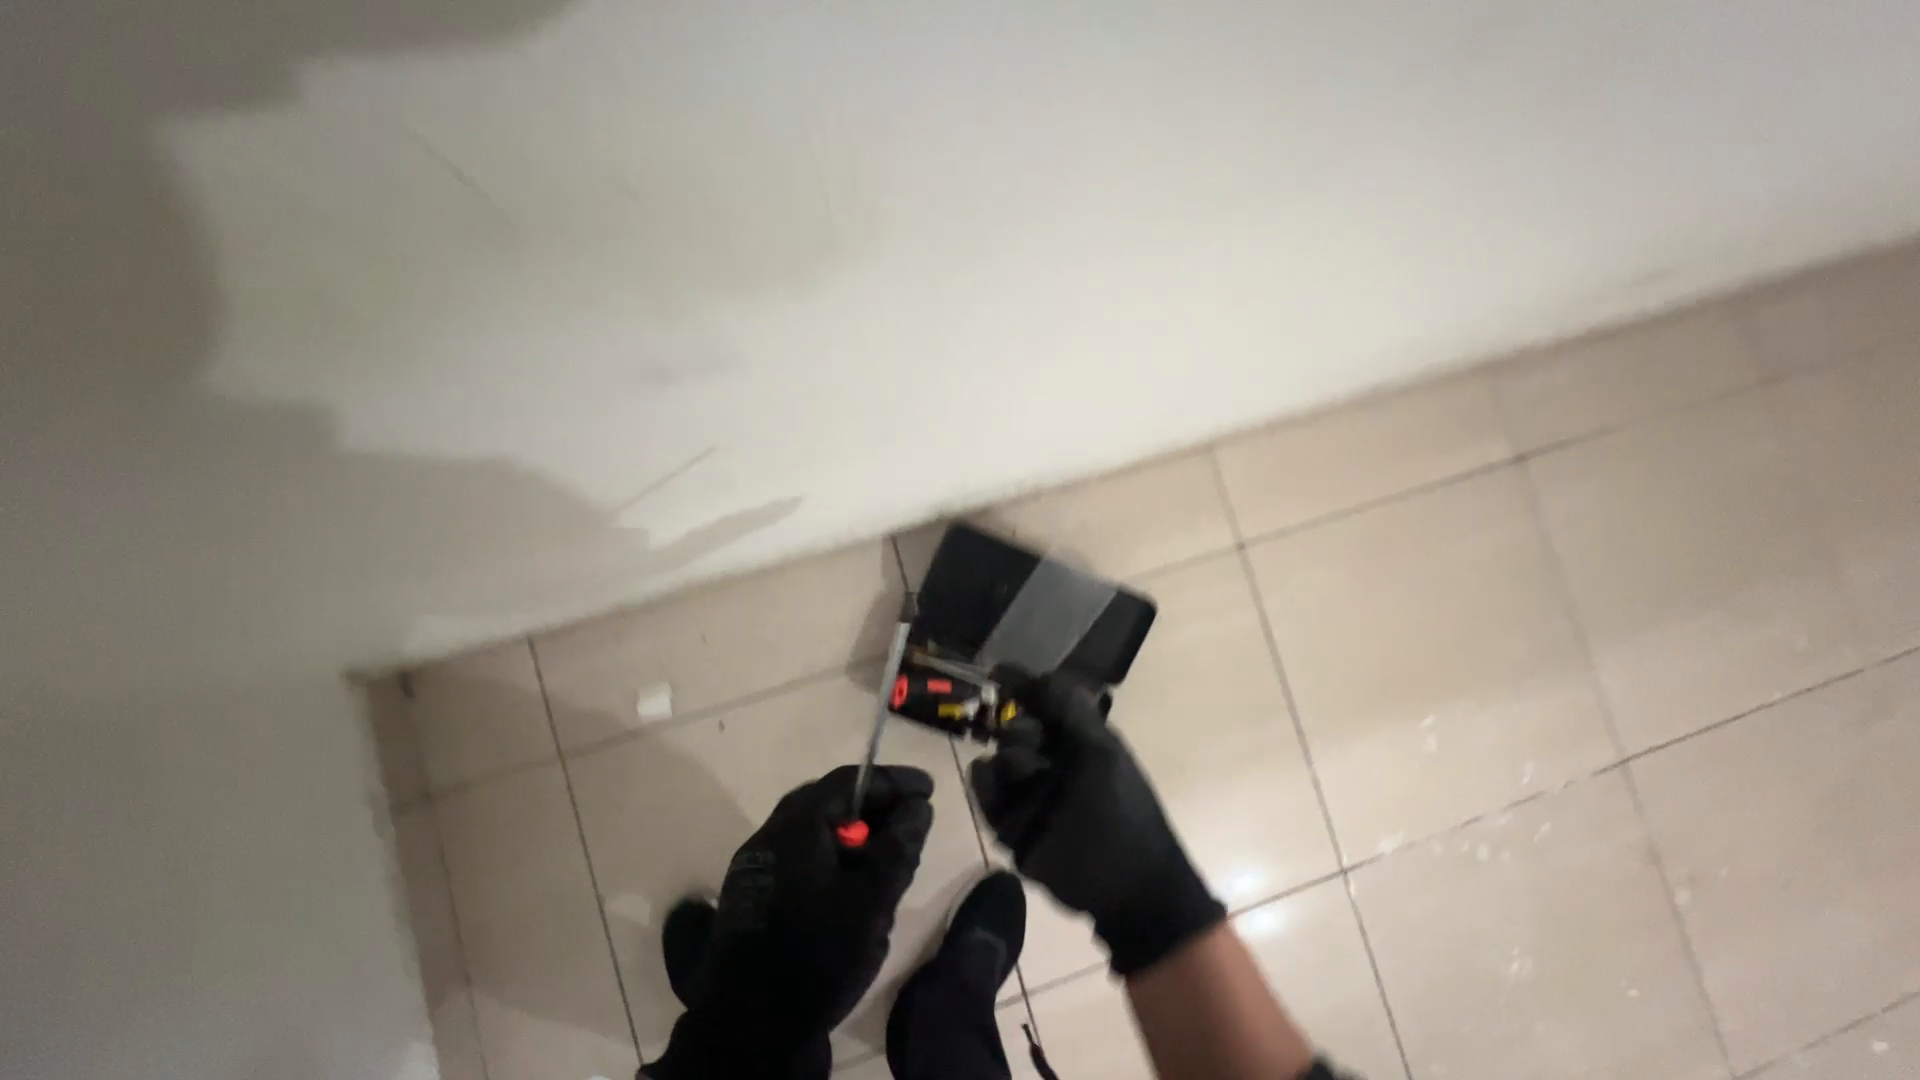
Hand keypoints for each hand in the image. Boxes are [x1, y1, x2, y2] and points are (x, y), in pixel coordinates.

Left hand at [650, 764, 933, 1076]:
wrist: (749, 1030)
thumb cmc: (816, 956)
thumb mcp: (871, 901)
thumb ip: (899, 847)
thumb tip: (917, 806)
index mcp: (795, 826)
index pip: (849, 780)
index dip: (892, 781)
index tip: (927, 790)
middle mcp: (769, 835)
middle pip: (827, 801)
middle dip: (873, 806)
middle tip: (911, 820)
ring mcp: (756, 865)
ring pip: (813, 830)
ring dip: (852, 833)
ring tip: (887, 854)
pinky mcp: (753, 894)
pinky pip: (800, 856)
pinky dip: (832, 856)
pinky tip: (852, 883)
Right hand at [969, 672, 1223, 974]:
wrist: (1128, 892)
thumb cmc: (1122, 814)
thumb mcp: (1103, 753)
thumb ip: (1070, 709)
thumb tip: (1034, 674)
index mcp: (1077, 738)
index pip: (1039, 698)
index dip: (1019, 686)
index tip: (998, 677)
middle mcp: (1049, 759)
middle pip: (1013, 727)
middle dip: (1018, 731)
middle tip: (1033, 744)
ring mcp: (1028, 793)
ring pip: (995, 760)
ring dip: (1007, 765)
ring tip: (1027, 783)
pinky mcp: (1010, 824)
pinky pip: (985, 795)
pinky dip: (987, 790)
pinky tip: (998, 793)